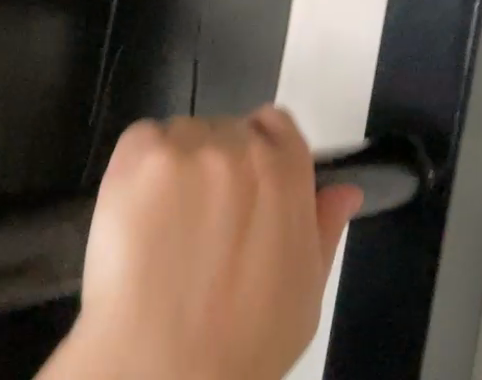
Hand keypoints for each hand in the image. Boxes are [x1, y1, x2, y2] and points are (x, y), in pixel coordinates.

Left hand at [41, 108, 363, 379]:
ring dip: (179, 164)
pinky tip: (143, 213)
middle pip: (227, 131)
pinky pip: (144, 138)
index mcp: (286, 171)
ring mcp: (185, 147)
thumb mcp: (304, 292)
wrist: (162, 362)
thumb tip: (343, 190)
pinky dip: (141, 166)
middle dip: (219, 165)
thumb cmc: (240, 339)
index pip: (277, 125)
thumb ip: (323, 228)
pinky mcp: (137, 152)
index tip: (248, 183)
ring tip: (170, 225)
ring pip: (184, 135)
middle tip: (205, 219)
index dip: (263, 150)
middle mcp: (237, 146)